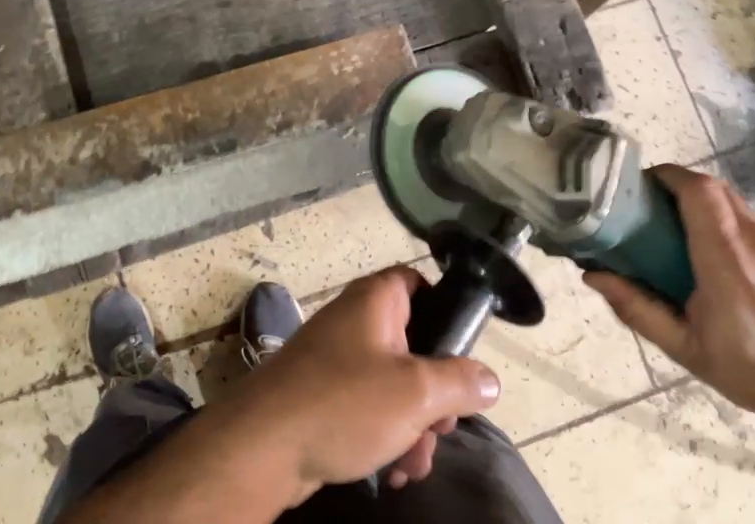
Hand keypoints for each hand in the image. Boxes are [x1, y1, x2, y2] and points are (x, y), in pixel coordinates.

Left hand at [229, 266, 501, 489]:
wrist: (264, 447)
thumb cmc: (345, 403)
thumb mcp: (417, 393)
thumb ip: (461, 382)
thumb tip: (490, 380)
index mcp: (375, 301)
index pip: (418, 282)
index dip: (445, 309)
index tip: (461, 352)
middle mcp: (355, 322)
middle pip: (414, 346)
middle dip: (435, 395)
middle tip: (440, 428)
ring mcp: (336, 360)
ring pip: (394, 387)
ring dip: (413, 427)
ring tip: (413, 464)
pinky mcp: (323, 397)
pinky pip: (368, 410)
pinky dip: (385, 438)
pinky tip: (392, 472)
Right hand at [583, 165, 754, 433]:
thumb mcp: (686, 349)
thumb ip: (637, 307)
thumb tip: (592, 274)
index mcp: (727, 259)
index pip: (698, 189)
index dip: (669, 176)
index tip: (645, 185)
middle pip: (718, 192)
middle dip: (685, 195)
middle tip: (663, 219)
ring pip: (743, 214)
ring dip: (717, 222)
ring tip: (705, 259)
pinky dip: (748, 243)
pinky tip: (749, 281)